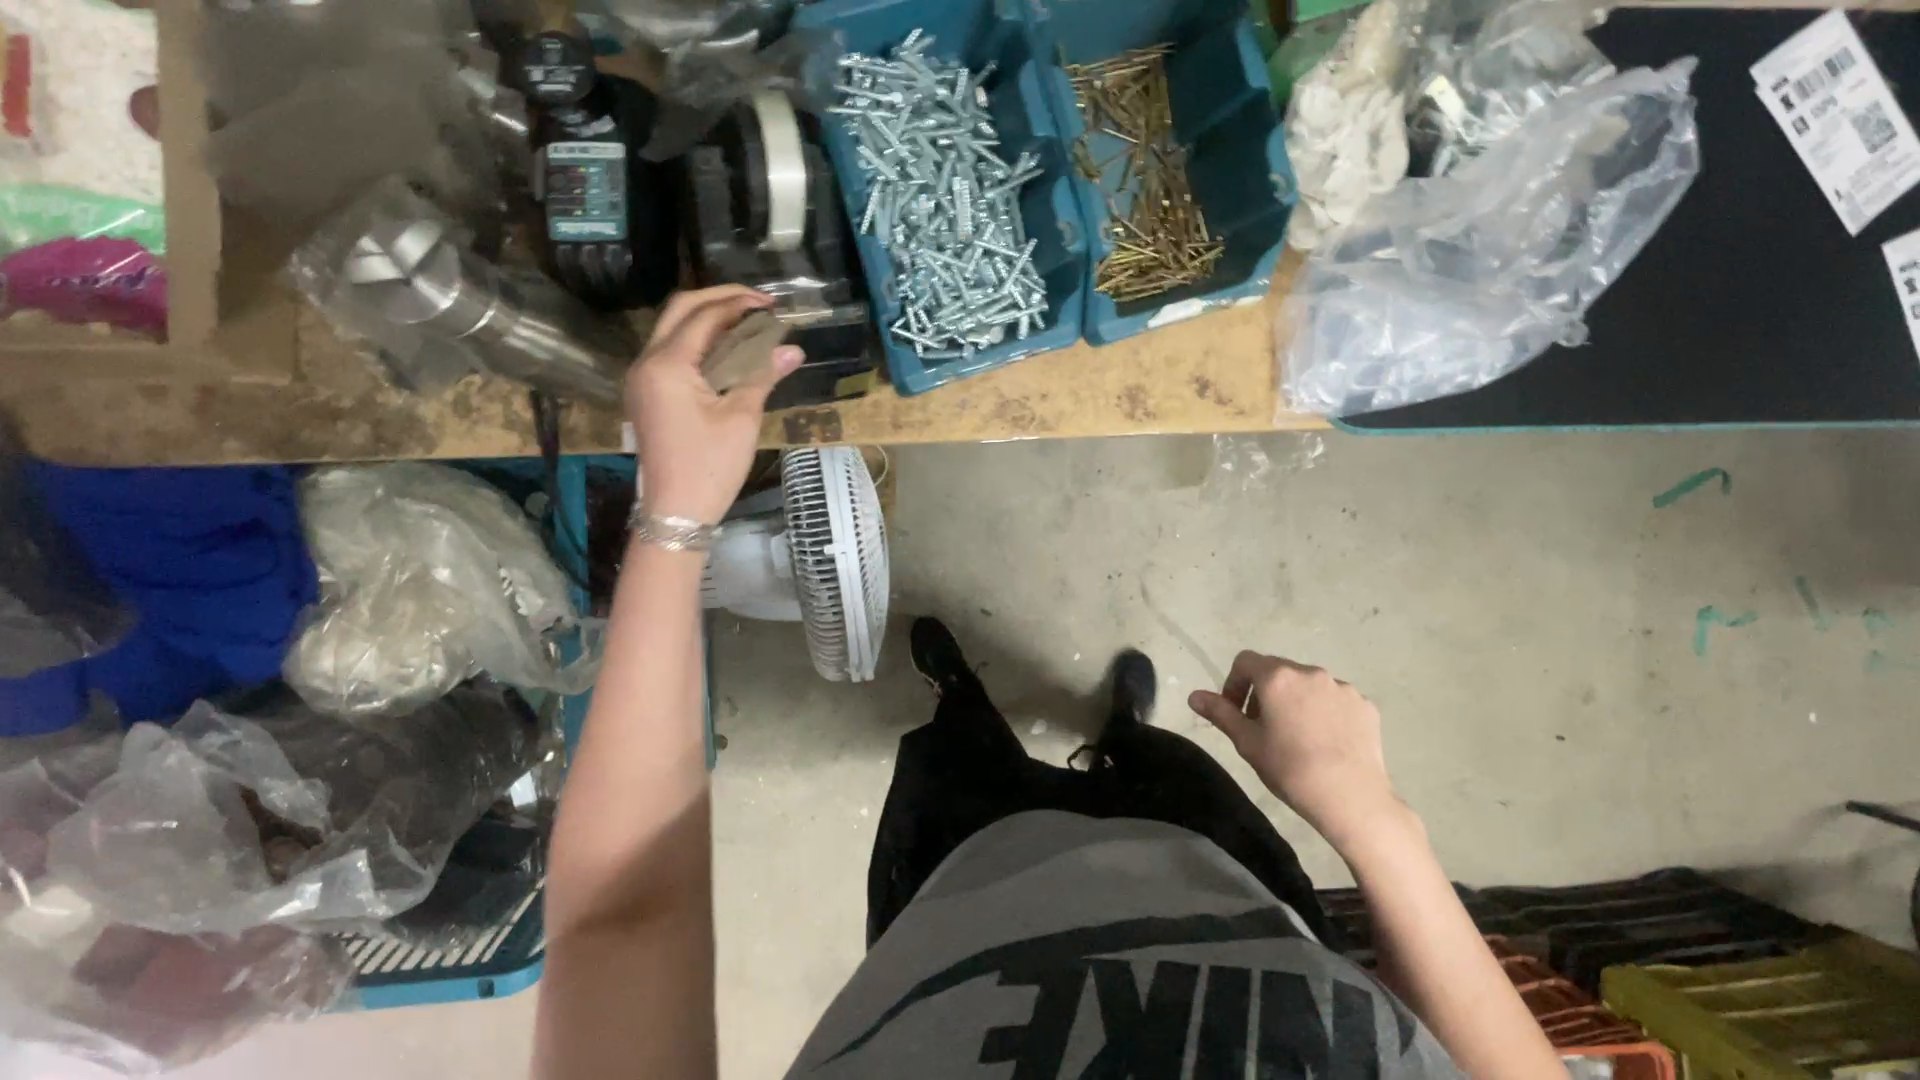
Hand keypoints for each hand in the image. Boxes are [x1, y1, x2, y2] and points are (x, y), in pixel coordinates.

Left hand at [627, 286, 803, 525]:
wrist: (675, 512)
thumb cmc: (709, 467)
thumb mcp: (742, 419)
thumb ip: (762, 375)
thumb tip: (793, 349)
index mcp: (667, 365)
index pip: (704, 316)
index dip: (739, 304)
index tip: (772, 305)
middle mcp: (646, 363)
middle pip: (680, 310)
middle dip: (719, 300)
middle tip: (757, 303)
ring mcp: (641, 379)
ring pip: (671, 329)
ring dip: (707, 318)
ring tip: (746, 321)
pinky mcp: (646, 394)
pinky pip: (669, 352)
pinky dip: (697, 341)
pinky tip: (726, 348)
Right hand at [1188, 651, 1405, 852]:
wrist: (1350, 797)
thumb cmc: (1289, 768)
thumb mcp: (1247, 742)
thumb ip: (1220, 712)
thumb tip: (1194, 696)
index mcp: (1277, 678)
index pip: (1245, 661)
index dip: (1234, 683)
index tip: (1237, 712)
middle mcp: (1310, 672)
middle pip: (1278, 671)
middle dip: (1264, 692)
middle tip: (1262, 727)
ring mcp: (1342, 688)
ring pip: (1309, 685)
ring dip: (1295, 700)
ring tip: (1297, 736)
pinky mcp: (1364, 705)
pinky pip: (1336, 700)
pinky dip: (1324, 712)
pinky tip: (1325, 742)